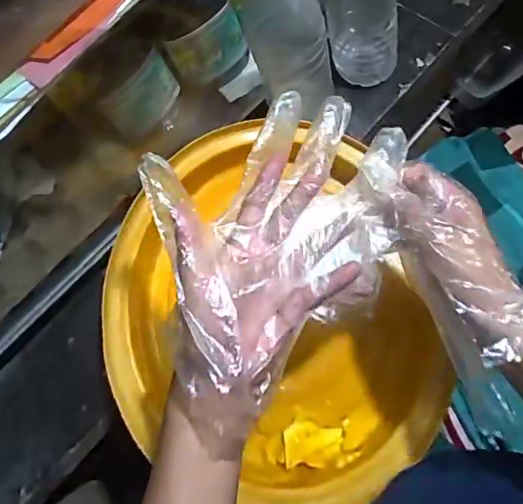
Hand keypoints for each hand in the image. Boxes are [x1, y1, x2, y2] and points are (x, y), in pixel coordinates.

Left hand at [138, 93, 364, 449]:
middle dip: (309, 176)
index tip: (285, 137)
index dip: (269, 167)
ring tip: (356, 196)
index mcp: (236, 242)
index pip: (256, 196)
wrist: (217, 385)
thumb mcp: (191, 277)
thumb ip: (184, 233)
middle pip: (289, 207)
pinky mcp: (294, 307)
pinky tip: (359, 262)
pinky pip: (319, 287)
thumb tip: (162, 187)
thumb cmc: (201, 328)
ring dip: (330, 219)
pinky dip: (337, 276)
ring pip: (309, 239)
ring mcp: (280, 278)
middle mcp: (262, 252)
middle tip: (332, 145)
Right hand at [379, 162, 522, 362]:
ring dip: (384, 214)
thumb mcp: (437, 238)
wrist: (491, 322)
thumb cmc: (469, 273)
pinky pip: (405, 232)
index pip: (417, 172)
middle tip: (359, 204)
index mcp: (453, 198)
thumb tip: (379, 183)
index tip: (367, 186)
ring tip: (362, 221)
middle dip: (385, 195)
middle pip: (409, 190)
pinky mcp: (429, 251)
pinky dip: (390, 232)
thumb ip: (408, 209)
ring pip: (404, 212)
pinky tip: (375, 238)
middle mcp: (444, 209)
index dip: (393, 175)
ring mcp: (436, 231)